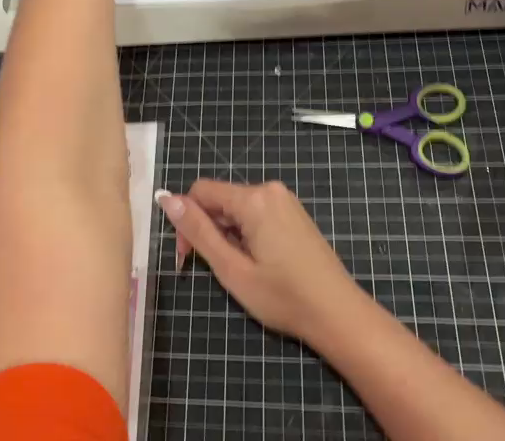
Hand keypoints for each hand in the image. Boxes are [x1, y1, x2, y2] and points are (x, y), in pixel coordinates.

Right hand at [155, 180, 365, 344]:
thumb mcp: (233, 269)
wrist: (338, 313)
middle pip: (220, 199)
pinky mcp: (294, 214)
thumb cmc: (283, 296)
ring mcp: (285, 201)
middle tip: (214, 270)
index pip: (201, 191)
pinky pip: (257, 213)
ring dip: (227, 234)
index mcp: (254, 199)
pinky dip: (246, 234)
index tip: (187, 258)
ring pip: (238, 208)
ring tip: (239, 271)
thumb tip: (166, 198)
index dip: (186, 220)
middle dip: (207, 229)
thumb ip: (199, 232)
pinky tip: (257, 263)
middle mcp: (270, 190)